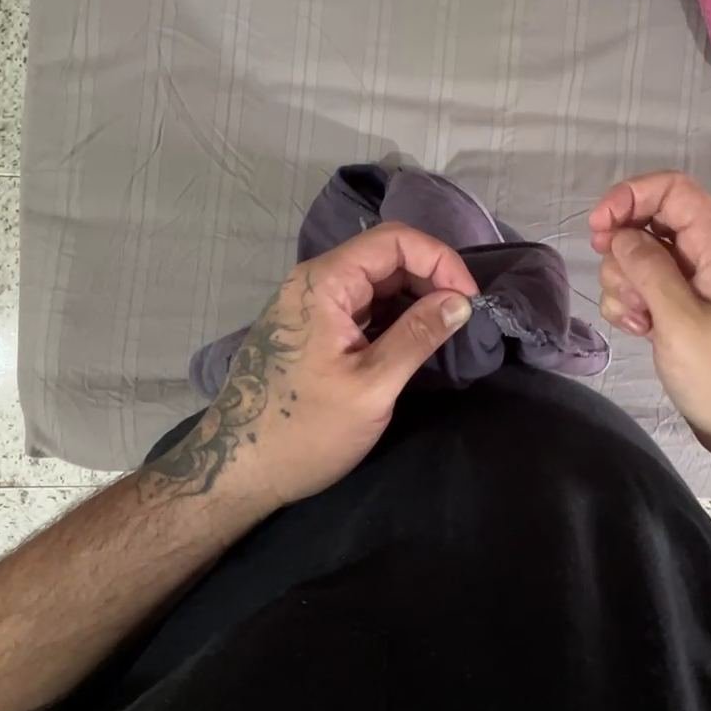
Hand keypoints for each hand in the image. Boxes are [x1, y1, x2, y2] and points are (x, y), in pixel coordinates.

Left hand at [153, 222, 478, 509]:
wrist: (240, 470)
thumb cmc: (305, 431)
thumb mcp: (371, 386)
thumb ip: (417, 336)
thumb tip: (461, 302)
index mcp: (324, 283)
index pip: (395, 240)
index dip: (440, 260)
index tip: (469, 300)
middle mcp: (316, 282)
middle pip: (387, 255)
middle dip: (432, 278)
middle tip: (463, 318)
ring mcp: (313, 304)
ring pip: (378, 280)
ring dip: (417, 297)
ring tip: (446, 329)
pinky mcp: (315, 327)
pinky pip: (364, 304)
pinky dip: (396, 314)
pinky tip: (416, 338)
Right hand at [589, 171, 710, 463]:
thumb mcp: (682, 321)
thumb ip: (647, 269)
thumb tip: (620, 233)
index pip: (669, 188)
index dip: (627, 198)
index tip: (597, 232)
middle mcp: (708, 254)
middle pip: (647, 223)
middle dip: (623, 255)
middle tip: (629, 296)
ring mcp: (696, 284)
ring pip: (639, 259)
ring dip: (625, 286)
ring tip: (640, 323)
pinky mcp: (685, 312)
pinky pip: (646, 290)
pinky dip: (633, 306)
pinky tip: (641, 333)